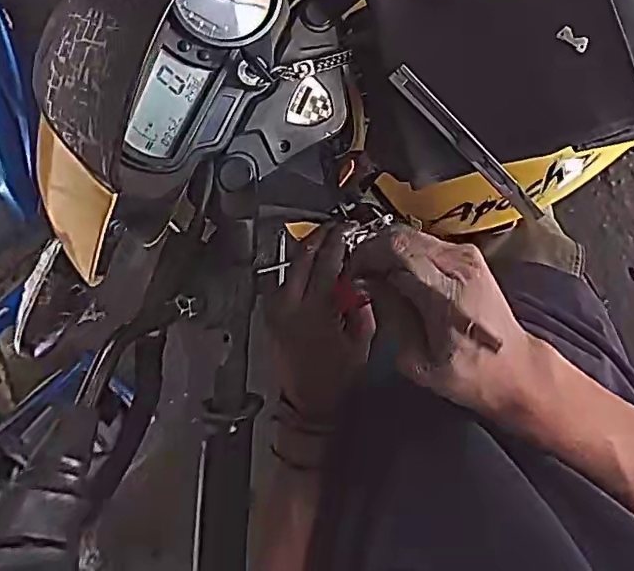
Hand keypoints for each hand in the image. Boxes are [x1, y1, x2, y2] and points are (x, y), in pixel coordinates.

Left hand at [264, 225, 375, 417]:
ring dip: (310, 247)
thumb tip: (358, 274)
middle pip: (304, 254)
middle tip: (337, 226)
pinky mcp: (271, 313)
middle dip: (321, 235)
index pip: (328, 261)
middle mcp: (292, 304)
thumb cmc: (338, 378)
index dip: (340, 239)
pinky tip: (313, 264)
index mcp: (317, 310)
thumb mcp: (361, 342)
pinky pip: (285, 278)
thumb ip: (361, 304)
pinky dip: (300, 266)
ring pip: (291, 263)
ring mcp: (277, 308)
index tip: (350, 228)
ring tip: (327, 240)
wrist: (307, 406)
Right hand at [347, 226, 551, 424]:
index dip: (366, 257)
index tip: (351, 272)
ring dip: (387, 248)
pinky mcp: (469, 254)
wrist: (516, 368)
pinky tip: (396, 271)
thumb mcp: (418, 361)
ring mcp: (467, 256)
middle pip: (401, 236)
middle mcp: (460, 266)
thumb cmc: (470, 374)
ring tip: (374, 272)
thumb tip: (368, 282)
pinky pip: (426, 241)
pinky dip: (404, 250)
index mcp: (447, 294)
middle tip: (357, 270)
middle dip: (372, 249)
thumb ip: (392, 314)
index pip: (397, 251)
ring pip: (412, 234)